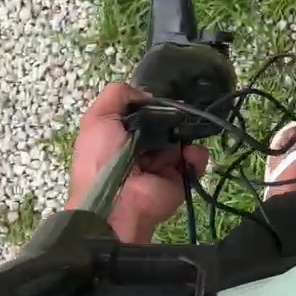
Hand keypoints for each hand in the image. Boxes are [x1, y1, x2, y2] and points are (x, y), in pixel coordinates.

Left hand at [67, 83, 210, 242]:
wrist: (118, 201)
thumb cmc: (102, 157)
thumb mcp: (97, 118)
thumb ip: (117, 95)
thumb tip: (147, 95)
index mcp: (121, 135)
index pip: (143, 114)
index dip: (152, 104)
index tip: (161, 99)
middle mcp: (143, 148)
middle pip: (167, 124)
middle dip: (175, 117)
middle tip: (180, 115)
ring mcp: (163, 163)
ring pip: (184, 140)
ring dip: (188, 134)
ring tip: (185, 136)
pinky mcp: (180, 178)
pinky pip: (196, 160)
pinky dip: (197, 155)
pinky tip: (190, 154)